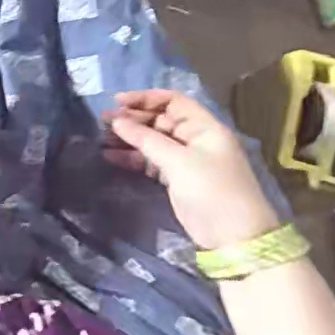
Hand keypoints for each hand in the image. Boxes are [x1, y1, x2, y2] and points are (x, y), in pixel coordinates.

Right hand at [103, 90, 279, 250]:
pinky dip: (132, 157)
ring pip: (152, 141)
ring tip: (102, 138)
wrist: (232, 236)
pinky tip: (111, 156)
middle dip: (132, 119)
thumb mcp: (179, 161)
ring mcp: (185, 159)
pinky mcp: (176, 178)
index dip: (145, 98)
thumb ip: (146, 139)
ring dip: (129, 138)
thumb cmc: (211, 190)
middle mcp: (195, 139)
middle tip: (103, 121)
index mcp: (204, 127)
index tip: (117, 101)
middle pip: (160, 120)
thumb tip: (117, 121)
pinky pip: (150, 160)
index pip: (173, 102)